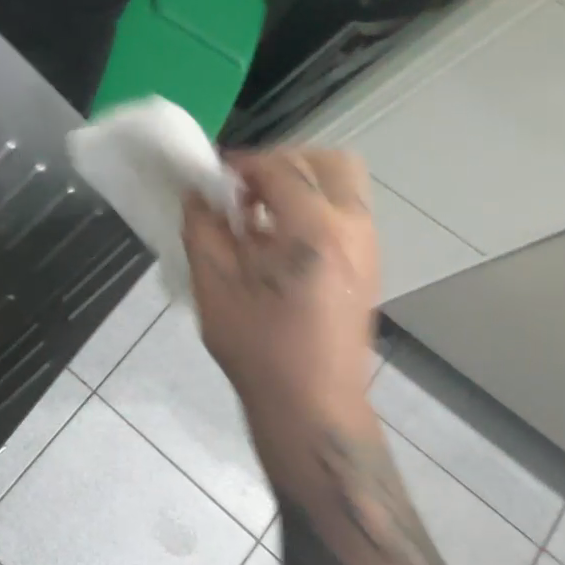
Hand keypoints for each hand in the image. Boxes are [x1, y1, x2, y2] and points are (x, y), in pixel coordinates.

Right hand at [182, 148, 379, 433]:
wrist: (310, 401)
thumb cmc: (256, 345)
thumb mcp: (212, 284)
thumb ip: (202, 229)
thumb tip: (196, 194)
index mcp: (312, 231)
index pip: (280, 169)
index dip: (241, 165)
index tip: (210, 179)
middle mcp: (351, 229)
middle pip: (328, 162)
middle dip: (281, 163)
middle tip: (241, 188)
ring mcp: (367, 247)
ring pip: (342, 185)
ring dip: (298, 185)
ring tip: (256, 216)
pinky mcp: (367, 265)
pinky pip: (345, 213)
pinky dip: (312, 208)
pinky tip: (275, 242)